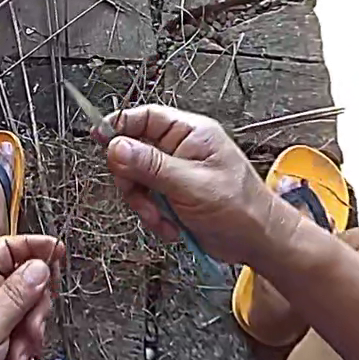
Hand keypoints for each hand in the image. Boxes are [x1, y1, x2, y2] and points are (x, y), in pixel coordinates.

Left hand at [0, 235, 64, 359]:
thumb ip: (16, 295)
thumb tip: (41, 264)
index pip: (9, 248)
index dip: (35, 246)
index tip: (60, 252)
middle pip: (28, 281)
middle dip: (34, 310)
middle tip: (28, 330)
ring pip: (31, 312)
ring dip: (29, 337)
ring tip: (12, 356)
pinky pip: (26, 336)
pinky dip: (23, 352)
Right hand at [98, 104, 305, 265]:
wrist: (260, 242)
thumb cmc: (242, 208)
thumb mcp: (192, 185)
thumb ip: (151, 166)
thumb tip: (117, 147)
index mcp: (189, 133)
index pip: (144, 117)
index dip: (118, 126)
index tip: (98, 137)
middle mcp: (180, 148)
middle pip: (132, 151)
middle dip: (133, 179)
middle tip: (141, 195)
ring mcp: (175, 171)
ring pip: (135, 178)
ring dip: (143, 203)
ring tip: (161, 216)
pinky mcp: (171, 193)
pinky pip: (145, 199)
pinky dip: (152, 215)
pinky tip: (170, 224)